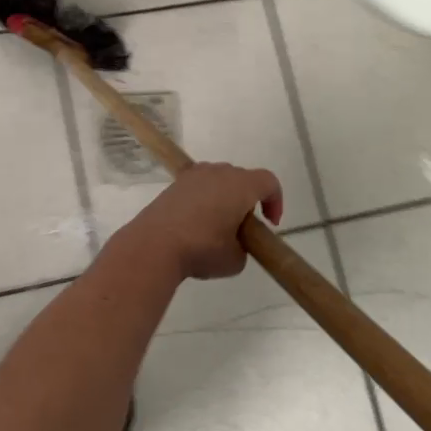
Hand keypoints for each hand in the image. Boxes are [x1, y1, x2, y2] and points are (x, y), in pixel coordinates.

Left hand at [126, 162, 283, 280]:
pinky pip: (199, 185)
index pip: (268, 181)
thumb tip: (233, 241)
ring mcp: (193, 175)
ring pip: (219, 179)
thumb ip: (243, 245)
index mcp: (240, 185)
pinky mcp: (175, 183)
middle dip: (248, 199)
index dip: (275, 201)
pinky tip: (197, 222)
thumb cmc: (203, 248)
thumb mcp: (236, 259)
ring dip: (225, 197)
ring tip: (219, 224)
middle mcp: (218, 172)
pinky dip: (204, 199)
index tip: (270, 224)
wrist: (155, 244)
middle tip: (244, 227)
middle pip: (242, 178)